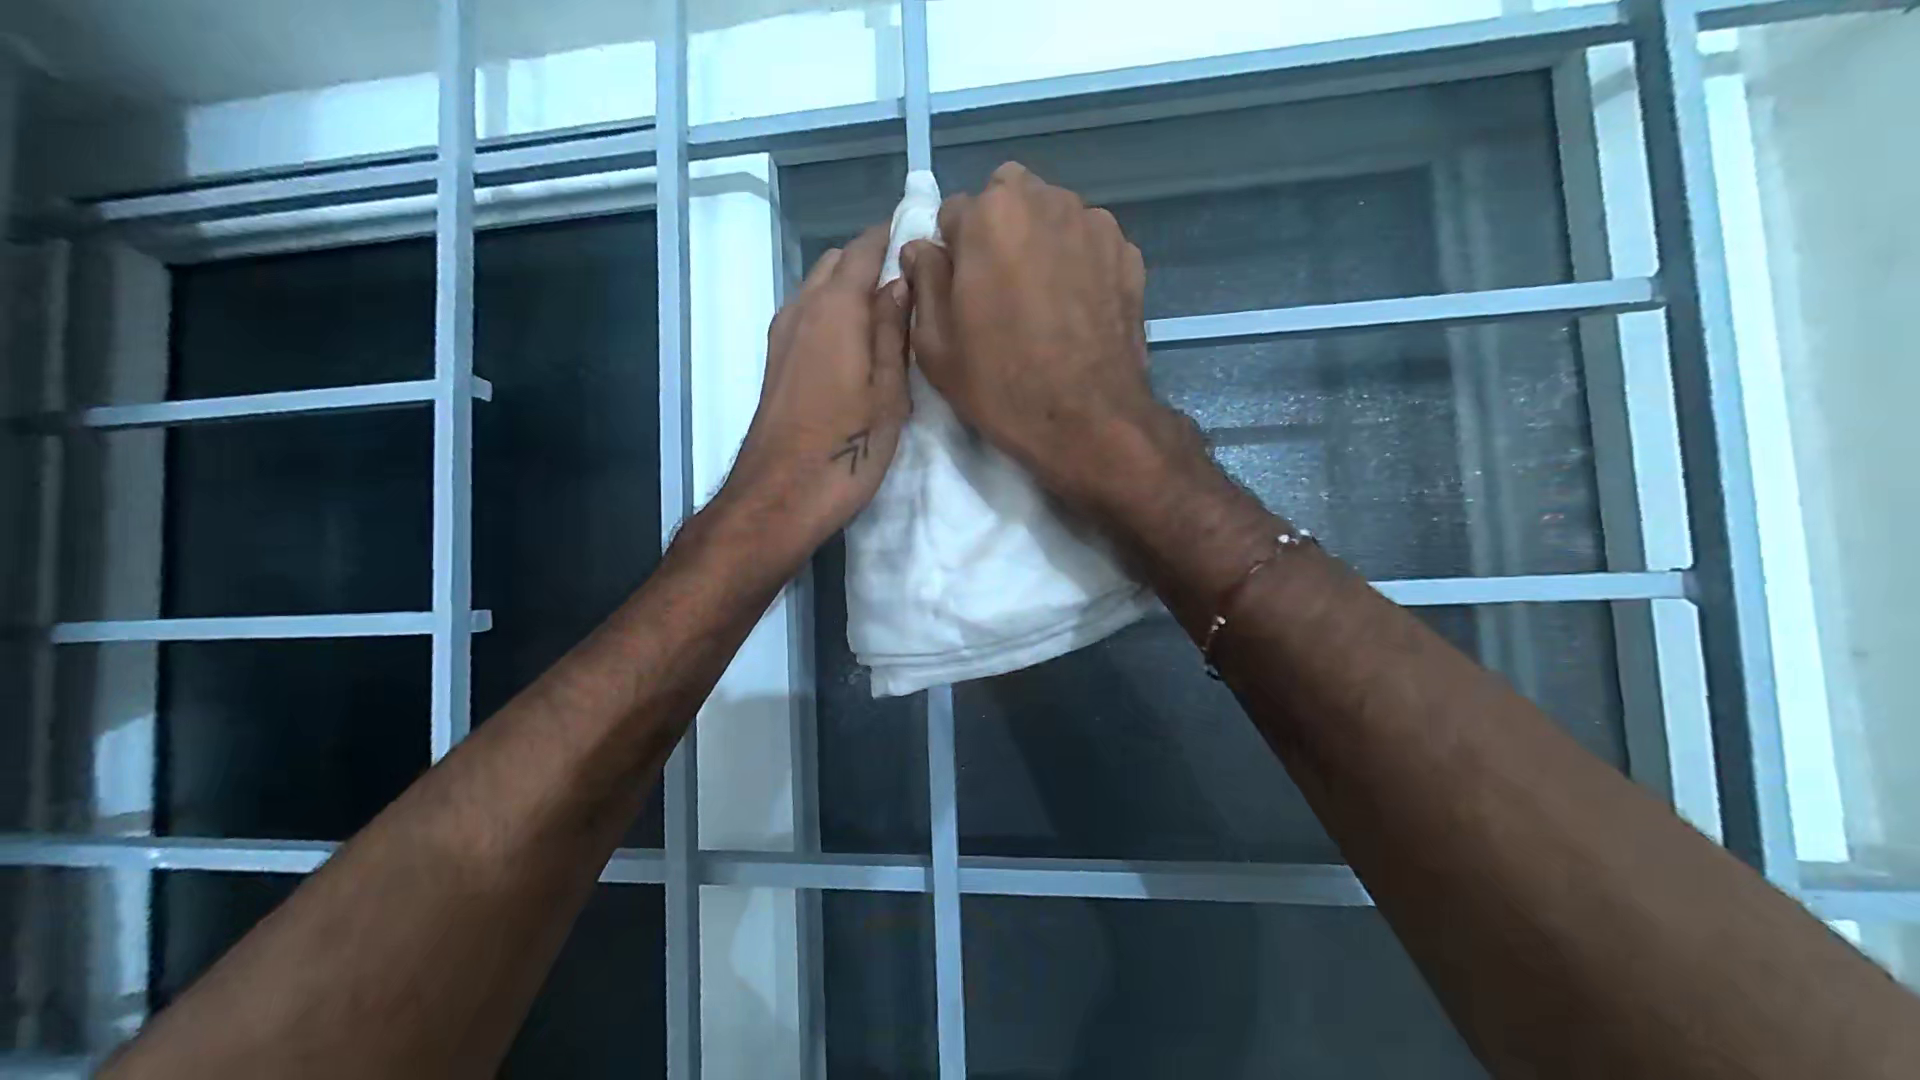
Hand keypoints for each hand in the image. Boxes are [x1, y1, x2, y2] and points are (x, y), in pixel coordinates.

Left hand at [718, 225, 911, 559]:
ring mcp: (782, 336)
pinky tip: (857, 342)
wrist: (779, 496)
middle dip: (872, 260)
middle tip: (913, 284)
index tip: (924, 236)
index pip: (864, 250)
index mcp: (835, 310)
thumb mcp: (889, 394)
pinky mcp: (776, 362)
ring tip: (890, 313)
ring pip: (818, 288)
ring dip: (850, 287)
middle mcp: (802, 310)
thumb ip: (892, 332)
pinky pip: (807, 314)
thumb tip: (900, 283)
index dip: (892, 235)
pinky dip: (833, 311)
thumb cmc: (845, 449)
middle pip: (837, 263)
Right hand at [902, 162, 1191, 515]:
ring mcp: (1097, 226)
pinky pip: (1089, 245)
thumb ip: (924, 281)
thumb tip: (922, 249)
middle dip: (998, 233)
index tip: (959, 291)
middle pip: (1009, 201)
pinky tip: (1075, 311)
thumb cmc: (1001, 384)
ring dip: (1039, 245)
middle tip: (998, 292)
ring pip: (1053, 219)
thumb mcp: (935, 344)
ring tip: (1041, 304)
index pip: (954, 211)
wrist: (1088, 421)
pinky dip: (1077, 264)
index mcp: (992, 214)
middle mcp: (1048, 201)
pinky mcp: (1129, 256)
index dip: (952, 253)